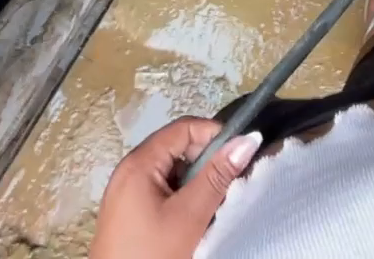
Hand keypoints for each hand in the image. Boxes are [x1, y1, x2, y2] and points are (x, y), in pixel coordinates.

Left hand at [91, 119, 262, 258]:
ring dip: (195, 183)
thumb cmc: (152, 255)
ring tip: (212, 206)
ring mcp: (126, 192)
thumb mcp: (190, 216)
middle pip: (178, 148)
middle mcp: (129, 169)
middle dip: (206, 162)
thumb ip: (218, 176)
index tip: (240, 156)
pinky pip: (161, 190)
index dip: (215, 136)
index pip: (184, 128)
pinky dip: (181, 198)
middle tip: (229, 185)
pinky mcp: (128, 213)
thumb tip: (247, 139)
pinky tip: (193, 221)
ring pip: (172, 171)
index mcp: (139, 162)